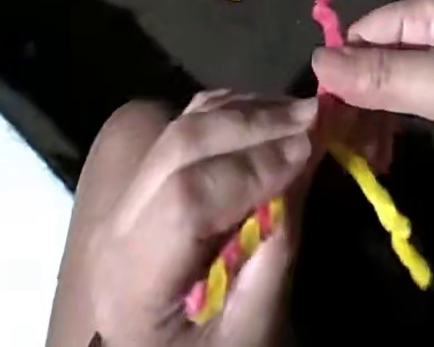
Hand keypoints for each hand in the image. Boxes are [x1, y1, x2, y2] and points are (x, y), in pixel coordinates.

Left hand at [88, 92, 316, 344]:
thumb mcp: (250, 331)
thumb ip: (277, 249)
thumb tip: (306, 162)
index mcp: (132, 277)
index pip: (186, 200)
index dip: (253, 166)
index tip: (309, 149)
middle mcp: (117, 223)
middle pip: (181, 146)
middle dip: (254, 124)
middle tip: (316, 114)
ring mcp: (126, 193)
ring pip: (183, 124)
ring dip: (248, 110)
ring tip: (302, 111)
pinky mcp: (144, 175)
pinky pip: (186, 123)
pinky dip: (233, 109)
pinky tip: (270, 113)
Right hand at [312, 0, 433, 188]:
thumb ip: (383, 74)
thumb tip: (316, 61)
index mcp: (427, 15)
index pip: (362, 33)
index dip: (337, 68)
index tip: (315, 114)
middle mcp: (430, 37)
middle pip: (371, 61)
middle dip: (350, 98)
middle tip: (330, 145)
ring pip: (387, 88)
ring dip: (367, 118)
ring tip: (349, 156)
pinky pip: (408, 110)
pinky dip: (389, 129)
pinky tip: (374, 157)